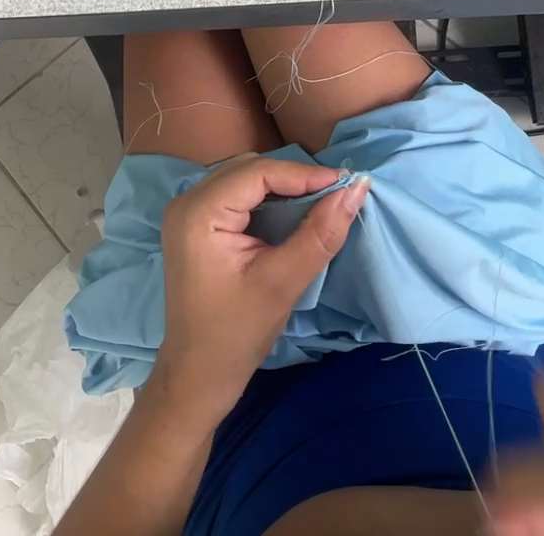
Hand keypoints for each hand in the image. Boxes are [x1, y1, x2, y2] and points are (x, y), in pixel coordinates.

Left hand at [152, 155, 366, 419]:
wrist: (197, 374)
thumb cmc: (236, 333)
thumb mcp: (283, 282)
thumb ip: (320, 234)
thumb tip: (357, 190)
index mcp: (198, 213)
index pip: (257, 173)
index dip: (304, 174)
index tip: (348, 183)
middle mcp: (186, 202)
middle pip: (248, 170)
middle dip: (293, 177)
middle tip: (336, 193)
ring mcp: (187, 212)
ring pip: (243, 179)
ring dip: (281, 186)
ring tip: (320, 201)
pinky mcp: (195, 224)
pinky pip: (235, 195)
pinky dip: (266, 199)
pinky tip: (292, 213)